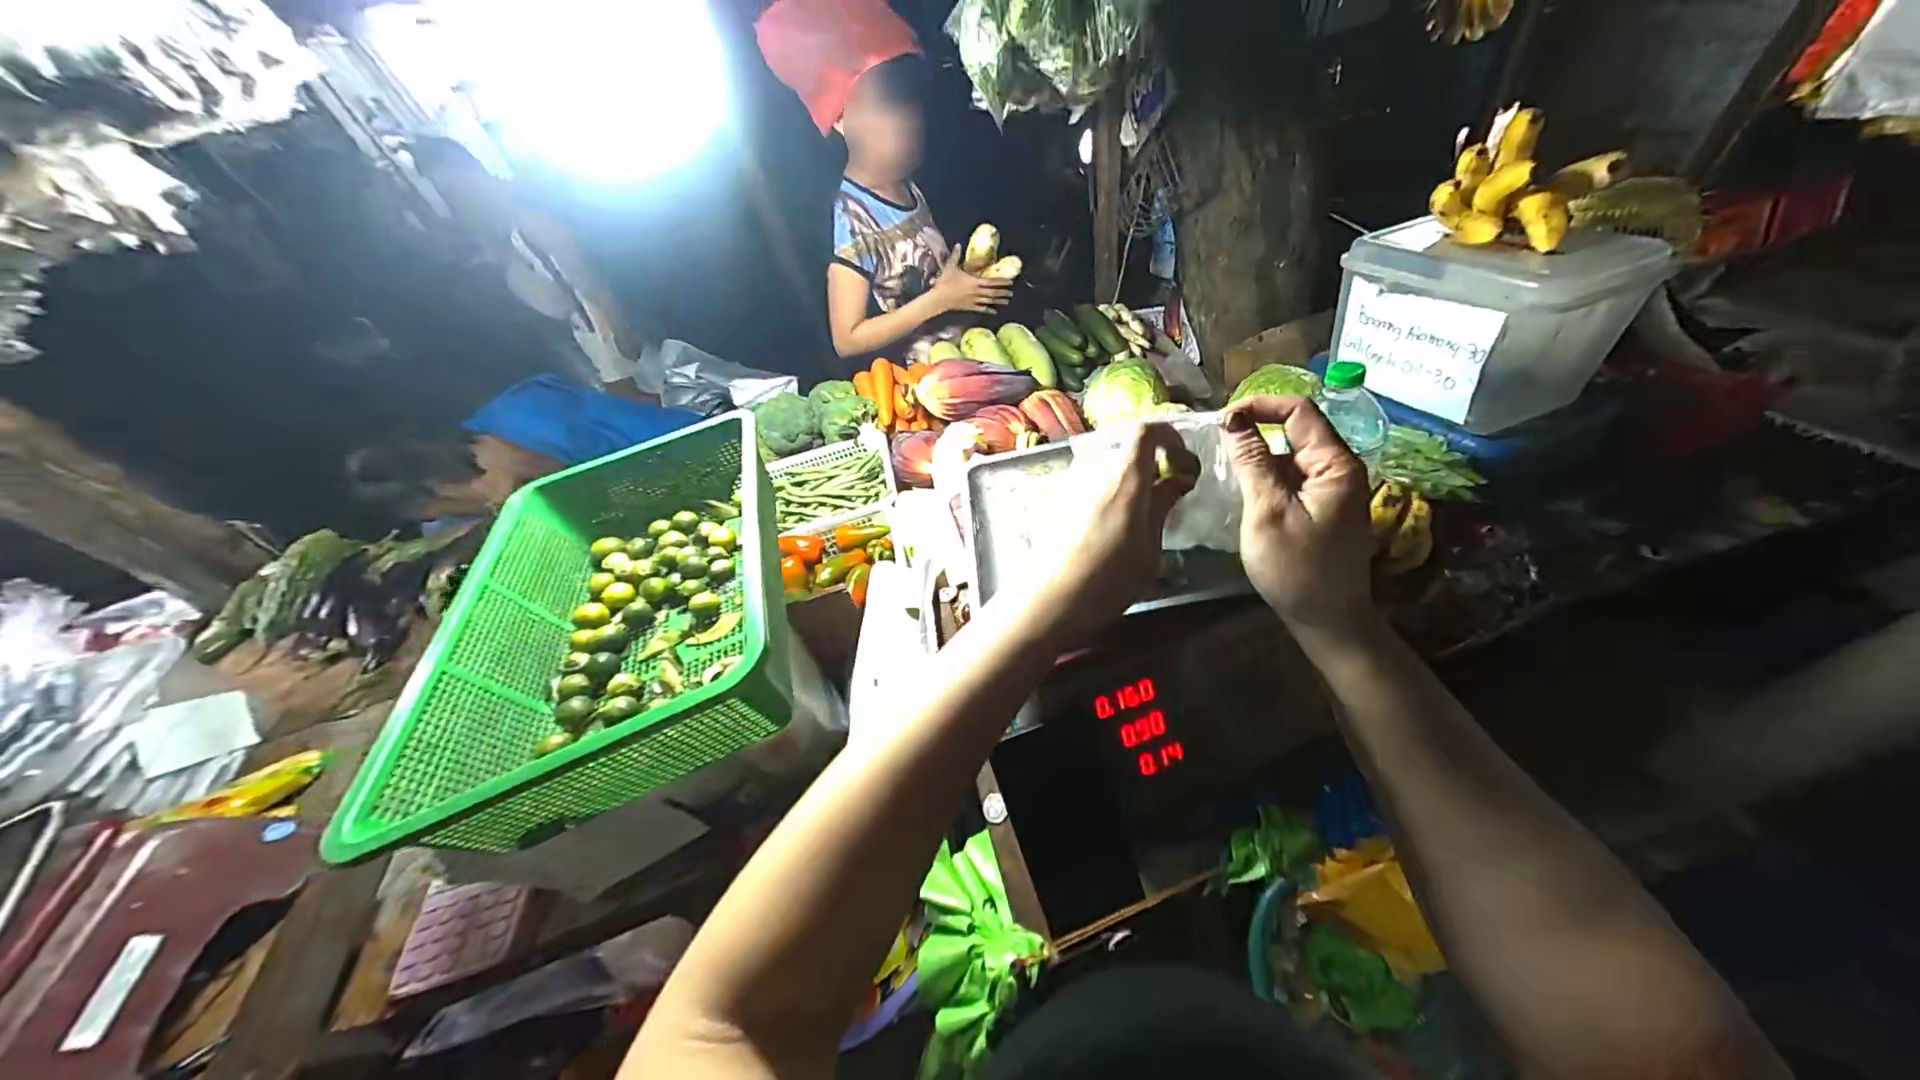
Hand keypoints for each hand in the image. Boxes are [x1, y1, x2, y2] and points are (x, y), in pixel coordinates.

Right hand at [927, 247, 1011, 314]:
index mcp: (974, 281)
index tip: (1010, 281)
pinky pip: (981, 309)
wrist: (939, 298)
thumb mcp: (950, 267)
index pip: (991, 281)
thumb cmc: (945, 282)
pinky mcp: (969, 307)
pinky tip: (995, 312)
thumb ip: (955, 256)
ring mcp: (974, 301)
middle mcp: (976, 292)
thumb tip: (958, 244)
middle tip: (1011, 293)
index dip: (1001, 282)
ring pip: (989, 301)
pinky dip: (989, 310)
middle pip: (993, 292)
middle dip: (1003, 292)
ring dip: (998, 301)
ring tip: (1007, 301)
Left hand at [1031, 423, 1198, 639]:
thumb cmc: (1112, 580)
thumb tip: (1177, 479)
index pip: (1144, 432)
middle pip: (1130, 451)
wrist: (1059, 600)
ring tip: (1149, 517)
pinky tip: (1122, 529)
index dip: (1168, 435)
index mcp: (1126, 483)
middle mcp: (1099, 477)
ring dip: (1136, 483)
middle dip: (1156, 464)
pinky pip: (1098, 487)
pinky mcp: (1066, 505)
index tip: (1183, 459)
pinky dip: (1117, 496)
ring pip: (1114, 471)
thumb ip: (1162, 507)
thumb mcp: (1150, 548)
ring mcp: (1078, 490)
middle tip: (1172, 493)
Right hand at [1220, 396, 1375, 635]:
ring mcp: (1331, 489)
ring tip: (1224, 467)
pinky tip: (1243, 490)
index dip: (1260, 406)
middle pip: (1296, 430)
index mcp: (1335, 465)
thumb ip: (1252, 462)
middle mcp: (1339, 469)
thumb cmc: (1297, 568)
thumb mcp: (1268, 512)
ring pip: (1290, 454)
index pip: (1300, 411)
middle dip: (1256, 429)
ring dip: (1258, 455)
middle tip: (1217, 444)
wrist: (1327, 619)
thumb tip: (1234, 421)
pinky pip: (1290, 477)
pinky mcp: (1320, 506)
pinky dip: (1265, 476)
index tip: (1223, 420)